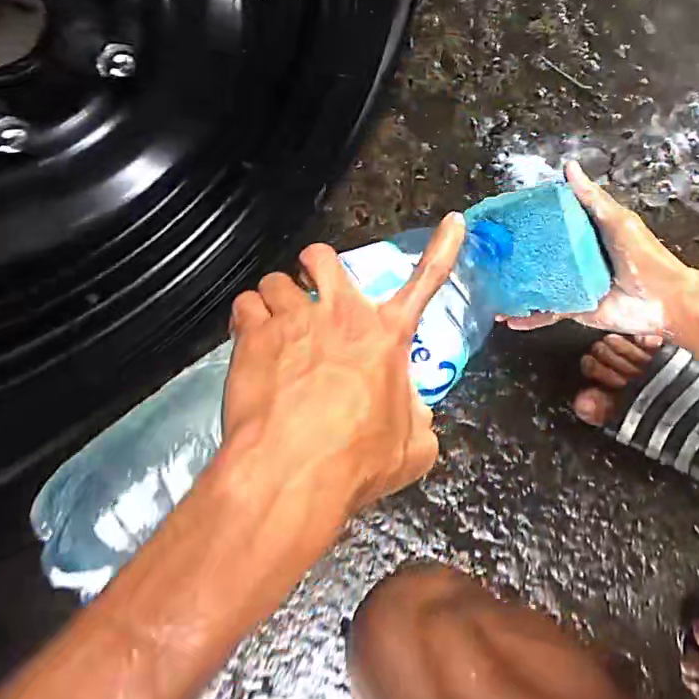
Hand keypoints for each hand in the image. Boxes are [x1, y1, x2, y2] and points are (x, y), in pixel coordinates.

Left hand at [222, 215, 465, 509]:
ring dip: (279, 296)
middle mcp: (342, 315)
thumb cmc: (357, 461)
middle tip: (312, 285)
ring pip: (277, 279)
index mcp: (388, 335)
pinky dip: (246, 316)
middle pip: (325, 257)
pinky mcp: (253, 336)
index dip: (445, 247)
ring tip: (276, 322)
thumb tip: (413, 415)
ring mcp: (295, 320)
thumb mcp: (412, 447)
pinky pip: (245, 303)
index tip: (453, 223)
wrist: (292, 475)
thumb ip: (417, 418)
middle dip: (317, 264)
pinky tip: (247, 338)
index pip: (428, 280)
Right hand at [501, 160, 698, 336]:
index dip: (532, 220)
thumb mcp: (618, 221)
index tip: (507, 218)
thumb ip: (592, 198)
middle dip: (517, 256)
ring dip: (517, 288)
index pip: (553, 223)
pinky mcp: (575, 309)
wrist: (664, 301)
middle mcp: (577, 258)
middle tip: (490, 253)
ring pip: (538, 284)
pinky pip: (548, 312)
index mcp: (587, 233)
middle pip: (541, 255)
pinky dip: (529, 317)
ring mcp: (574, 284)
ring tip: (491, 288)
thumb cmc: (646, 258)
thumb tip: (570, 168)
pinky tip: (509, 318)